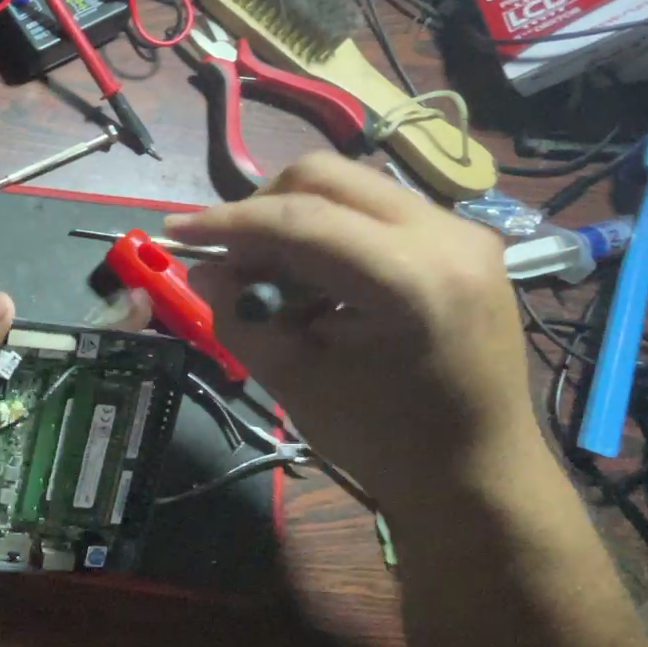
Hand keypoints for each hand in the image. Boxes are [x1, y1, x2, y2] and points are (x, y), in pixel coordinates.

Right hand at [163, 153, 541, 507]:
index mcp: (407, 279)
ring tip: (267, 279)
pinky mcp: (460, 244)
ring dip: (291, 221)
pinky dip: (324, 234)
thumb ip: (240, 318)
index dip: (226, 221)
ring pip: (350, 187)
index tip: (173, 232)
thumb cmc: (380, 439)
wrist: (474, 469)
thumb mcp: (292, 381)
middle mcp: (446, 236)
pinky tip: (310, 284)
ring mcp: (460, 233)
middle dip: (259, 209)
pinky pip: (373, 211)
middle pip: (328, 177)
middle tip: (228, 259)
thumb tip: (205, 270)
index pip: (299, 218)